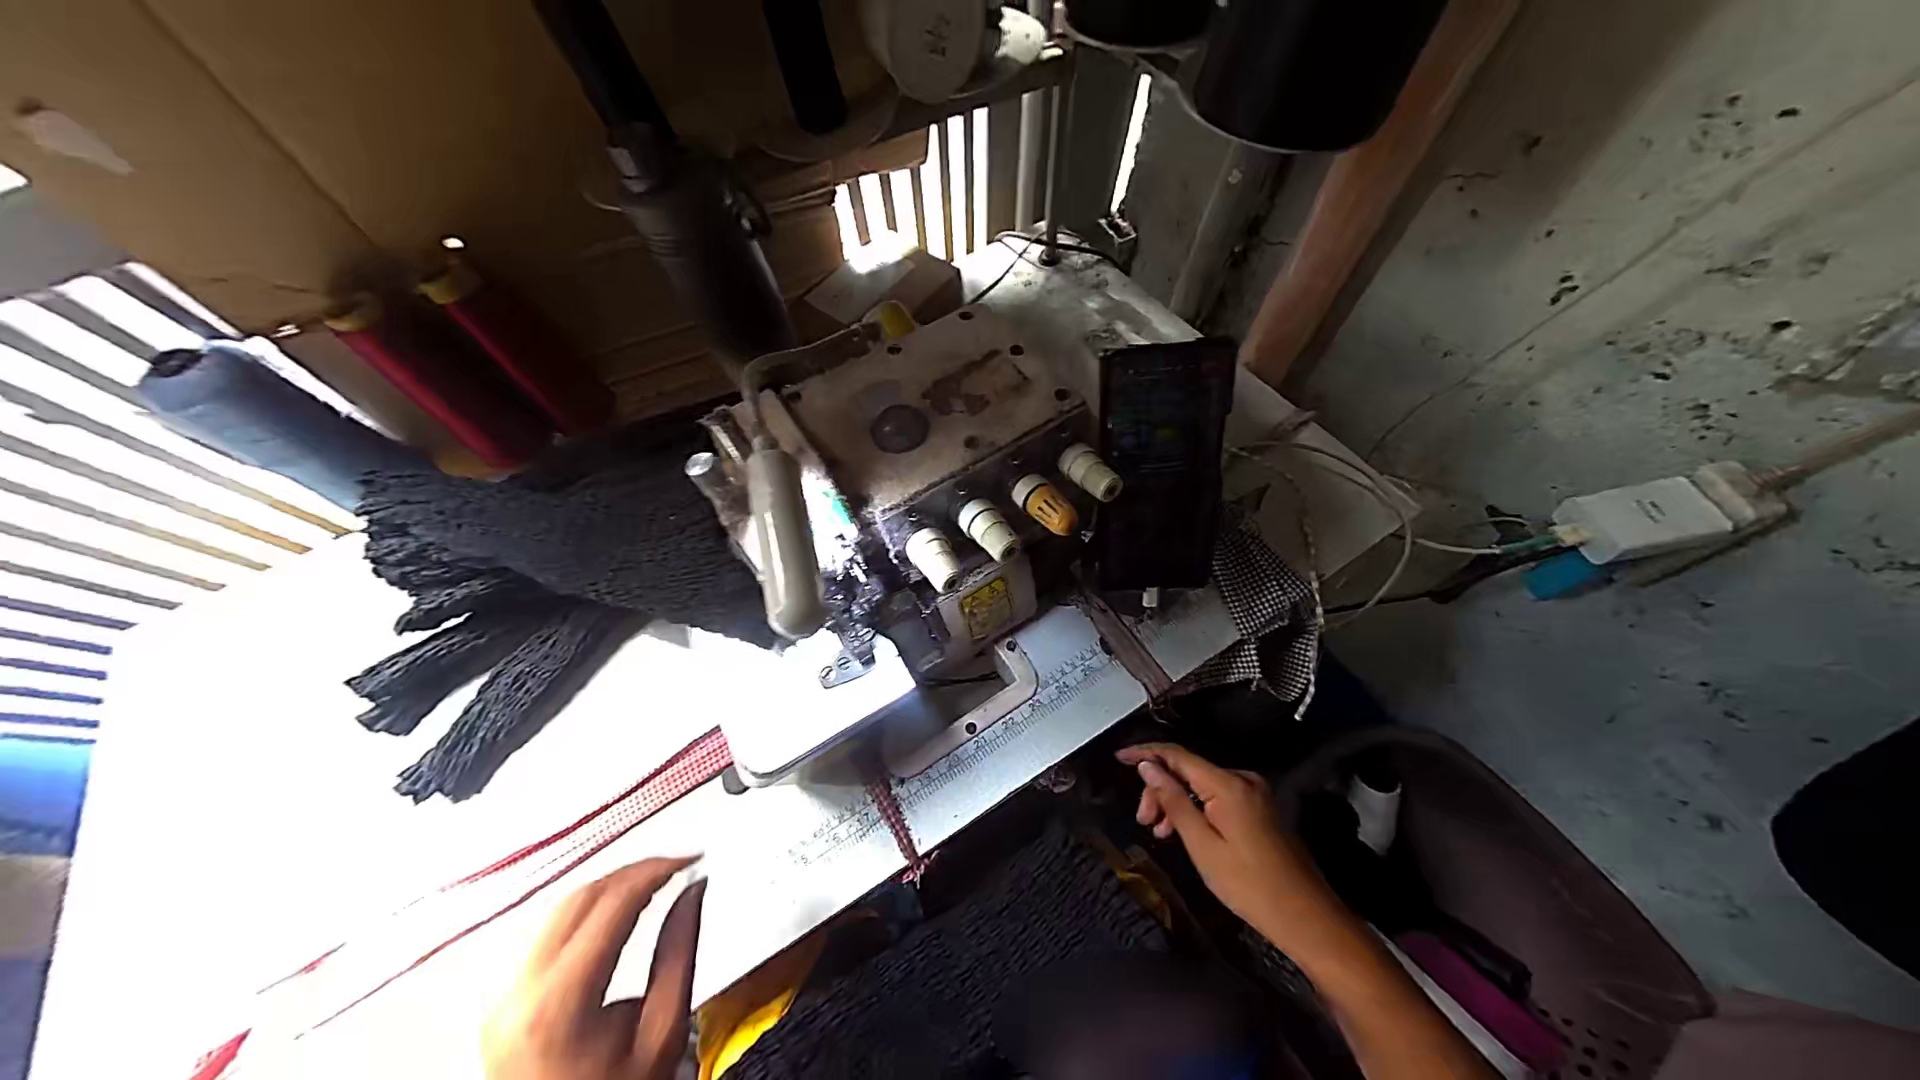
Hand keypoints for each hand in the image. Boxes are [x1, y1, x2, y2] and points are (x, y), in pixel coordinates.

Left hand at [484, 857, 705, 1079]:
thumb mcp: (662, 1034)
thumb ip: (680, 953)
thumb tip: (693, 891)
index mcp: (559, 1003)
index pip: (614, 903)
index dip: (657, 870)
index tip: (690, 859)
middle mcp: (520, 995)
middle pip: (582, 897)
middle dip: (635, 871)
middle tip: (676, 865)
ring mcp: (505, 1000)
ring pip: (561, 909)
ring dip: (611, 887)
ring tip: (653, 881)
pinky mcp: (504, 1004)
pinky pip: (548, 933)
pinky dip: (589, 910)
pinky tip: (618, 910)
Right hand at [1116, 743, 1346, 949]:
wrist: (1307, 918)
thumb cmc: (1251, 886)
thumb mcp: (1201, 844)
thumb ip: (1172, 800)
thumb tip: (1148, 767)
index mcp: (1228, 784)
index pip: (1176, 754)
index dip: (1145, 752)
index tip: (1119, 757)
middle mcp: (1243, 779)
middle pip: (1188, 770)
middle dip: (1160, 789)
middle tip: (1144, 820)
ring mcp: (1254, 793)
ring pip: (1201, 785)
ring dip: (1176, 801)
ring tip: (1160, 832)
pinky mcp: (1260, 808)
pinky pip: (1217, 797)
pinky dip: (1196, 809)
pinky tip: (1184, 832)